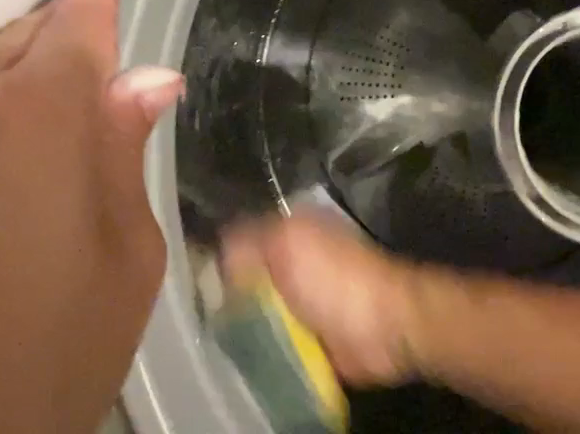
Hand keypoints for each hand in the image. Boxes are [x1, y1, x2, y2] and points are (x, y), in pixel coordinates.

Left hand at [0, 0, 182, 433]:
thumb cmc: (32, 365)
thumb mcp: (121, 266)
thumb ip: (126, 155)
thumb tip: (147, 80)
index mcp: (36, 111)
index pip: (77, 23)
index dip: (100, 5)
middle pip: (17, 40)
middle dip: (56, 46)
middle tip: (90, 81)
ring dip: (3, 88)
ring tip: (34, 139)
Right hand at [220, 213, 419, 386]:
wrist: (385, 325)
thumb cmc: (335, 277)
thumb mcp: (287, 243)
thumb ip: (250, 240)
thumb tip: (217, 247)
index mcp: (293, 228)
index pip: (244, 232)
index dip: (219, 251)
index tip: (195, 272)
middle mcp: (296, 259)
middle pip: (247, 274)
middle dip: (227, 291)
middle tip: (202, 309)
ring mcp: (303, 298)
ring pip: (257, 308)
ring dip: (241, 322)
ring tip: (214, 333)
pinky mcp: (309, 334)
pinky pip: (272, 339)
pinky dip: (260, 346)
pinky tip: (239, 353)